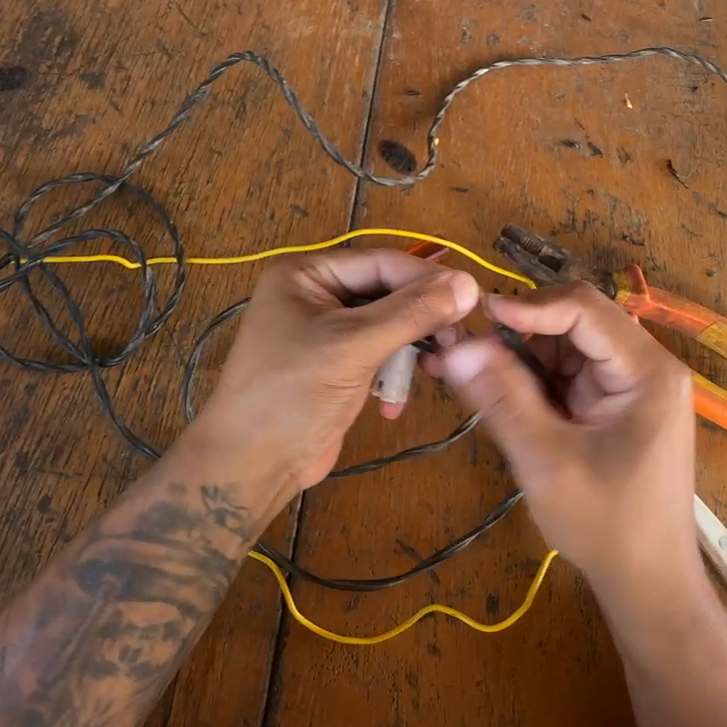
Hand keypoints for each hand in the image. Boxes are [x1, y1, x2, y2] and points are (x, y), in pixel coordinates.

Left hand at [191, 249, 478, 496]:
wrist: (254, 463)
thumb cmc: (293, 393)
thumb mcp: (354, 346)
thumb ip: (411, 313)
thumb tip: (469, 284)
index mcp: (306, 274)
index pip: (381, 262)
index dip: (428, 280)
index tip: (473, 299)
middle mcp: (315, 294)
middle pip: (388, 292)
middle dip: (423, 318)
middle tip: (459, 341)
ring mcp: (326, 331)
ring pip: (389, 325)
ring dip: (412, 349)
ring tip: (438, 371)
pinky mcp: (337, 365)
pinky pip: (379, 355)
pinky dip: (392, 375)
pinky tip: (393, 404)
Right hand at [431, 283, 699, 601]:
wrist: (647, 584)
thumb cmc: (607, 525)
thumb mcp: (546, 460)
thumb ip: (501, 398)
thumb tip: (453, 347)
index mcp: (648, 372)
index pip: (584, 310)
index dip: (528, 306)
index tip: (474, 318)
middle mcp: (644, 368)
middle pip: (574, 323)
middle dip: (519, 331)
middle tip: (465, 347)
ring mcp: (627, 387)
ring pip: (564, 347)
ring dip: (518, 355)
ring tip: (469, 370)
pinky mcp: (610, 407)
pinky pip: (564, 376)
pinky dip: (528, 380)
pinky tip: (492, 391)